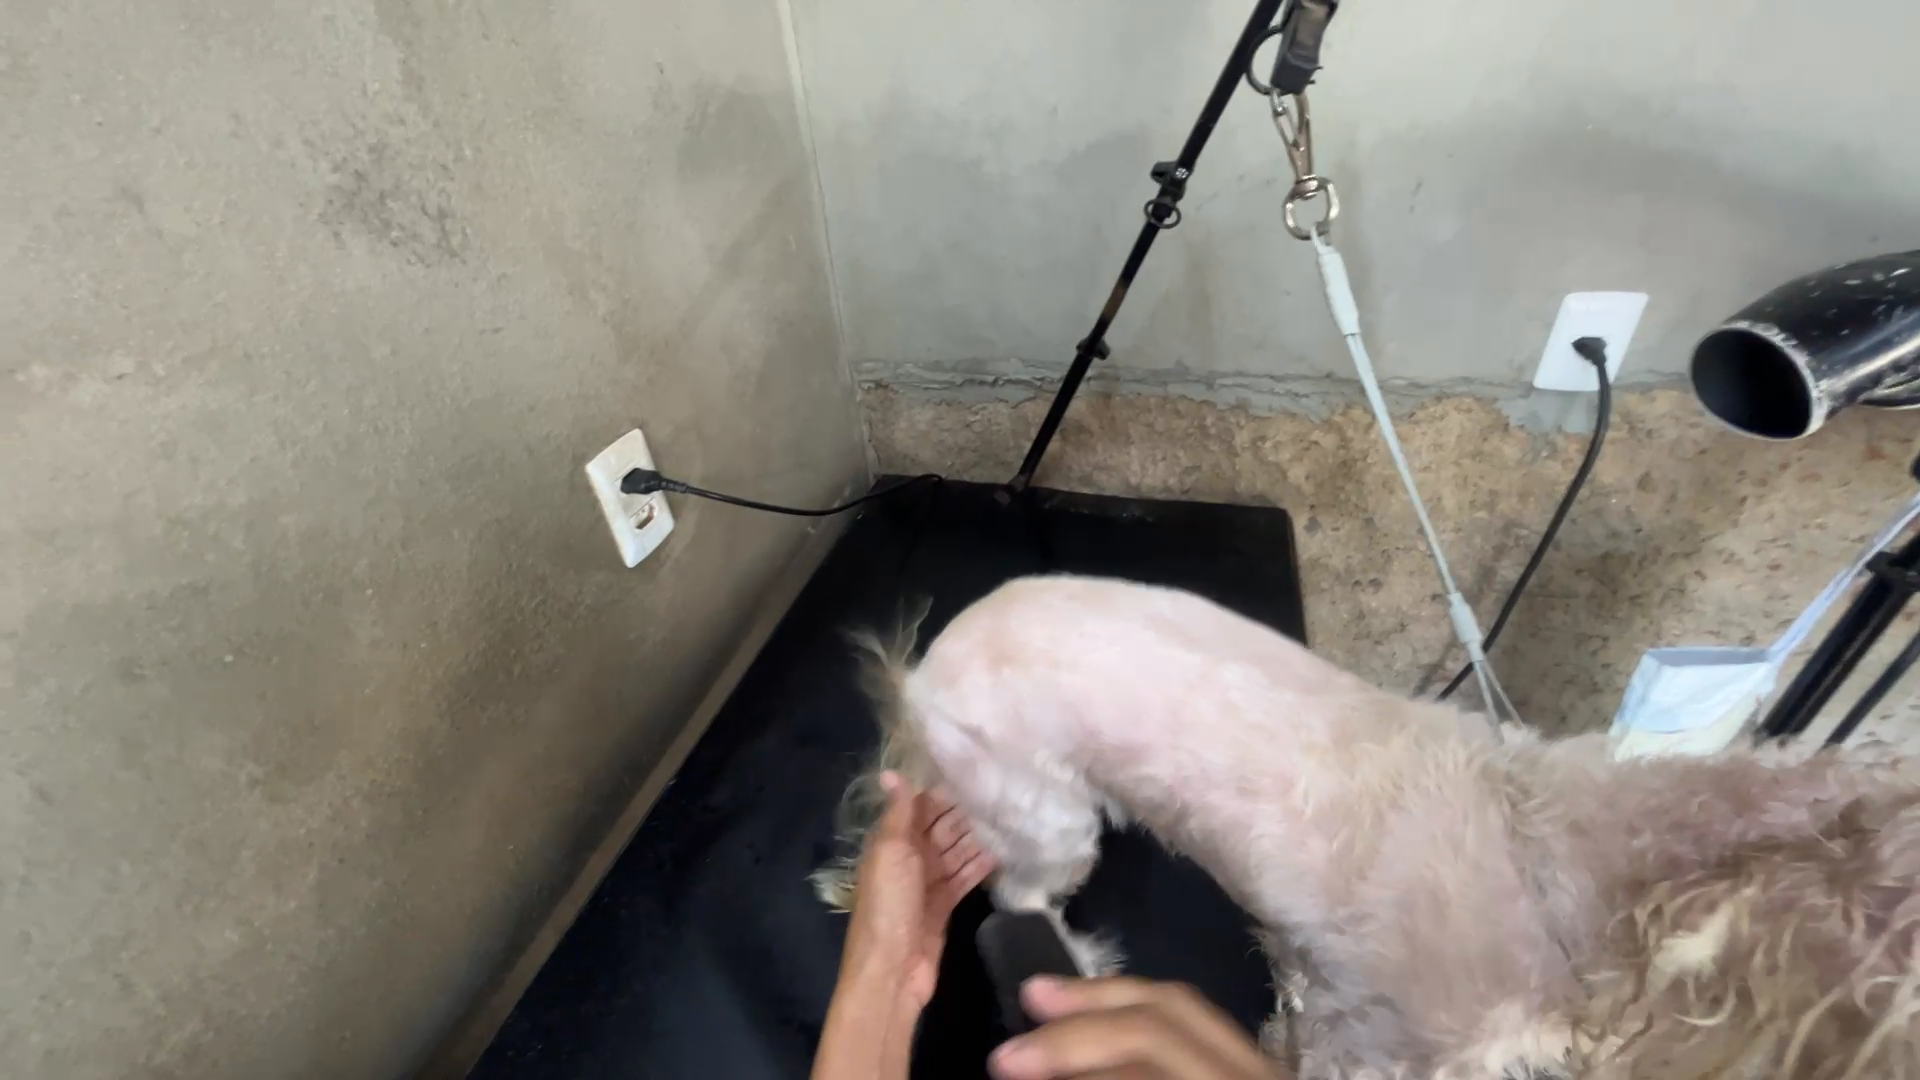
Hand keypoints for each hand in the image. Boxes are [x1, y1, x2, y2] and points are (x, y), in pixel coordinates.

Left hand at [840, 772, 996, 1008]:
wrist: (892, 969)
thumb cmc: (887, 903)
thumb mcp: (890, 851)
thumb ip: (898, 812)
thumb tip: (890, 771)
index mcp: (892, 841)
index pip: (919, 807)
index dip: (942, 792)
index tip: (972, 772)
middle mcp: (910, 857)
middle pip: (941, 828)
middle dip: (964, 813)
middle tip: (998, 794)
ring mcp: (928, 882)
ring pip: (955, 851)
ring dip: (975, 838)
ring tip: (1005, 818)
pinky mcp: (945, 904)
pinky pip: (964, 877)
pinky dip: (979, 866)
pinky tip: (1001, 853)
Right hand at [987, 976, 1290, 1079]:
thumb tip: (1047, 1076)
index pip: (1143, 1072)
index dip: (1072, 1060)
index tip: (1004, 1067)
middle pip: (1163, 1024)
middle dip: (1080, 1021)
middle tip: (1015, 1022)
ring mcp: (1265, 1072)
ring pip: (1181, 1004)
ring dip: (1105, 995)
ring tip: (1045, 993)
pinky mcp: (1260, 1068)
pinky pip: (1195, 1017)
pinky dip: (1138, 1005)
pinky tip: (1101, 1007)